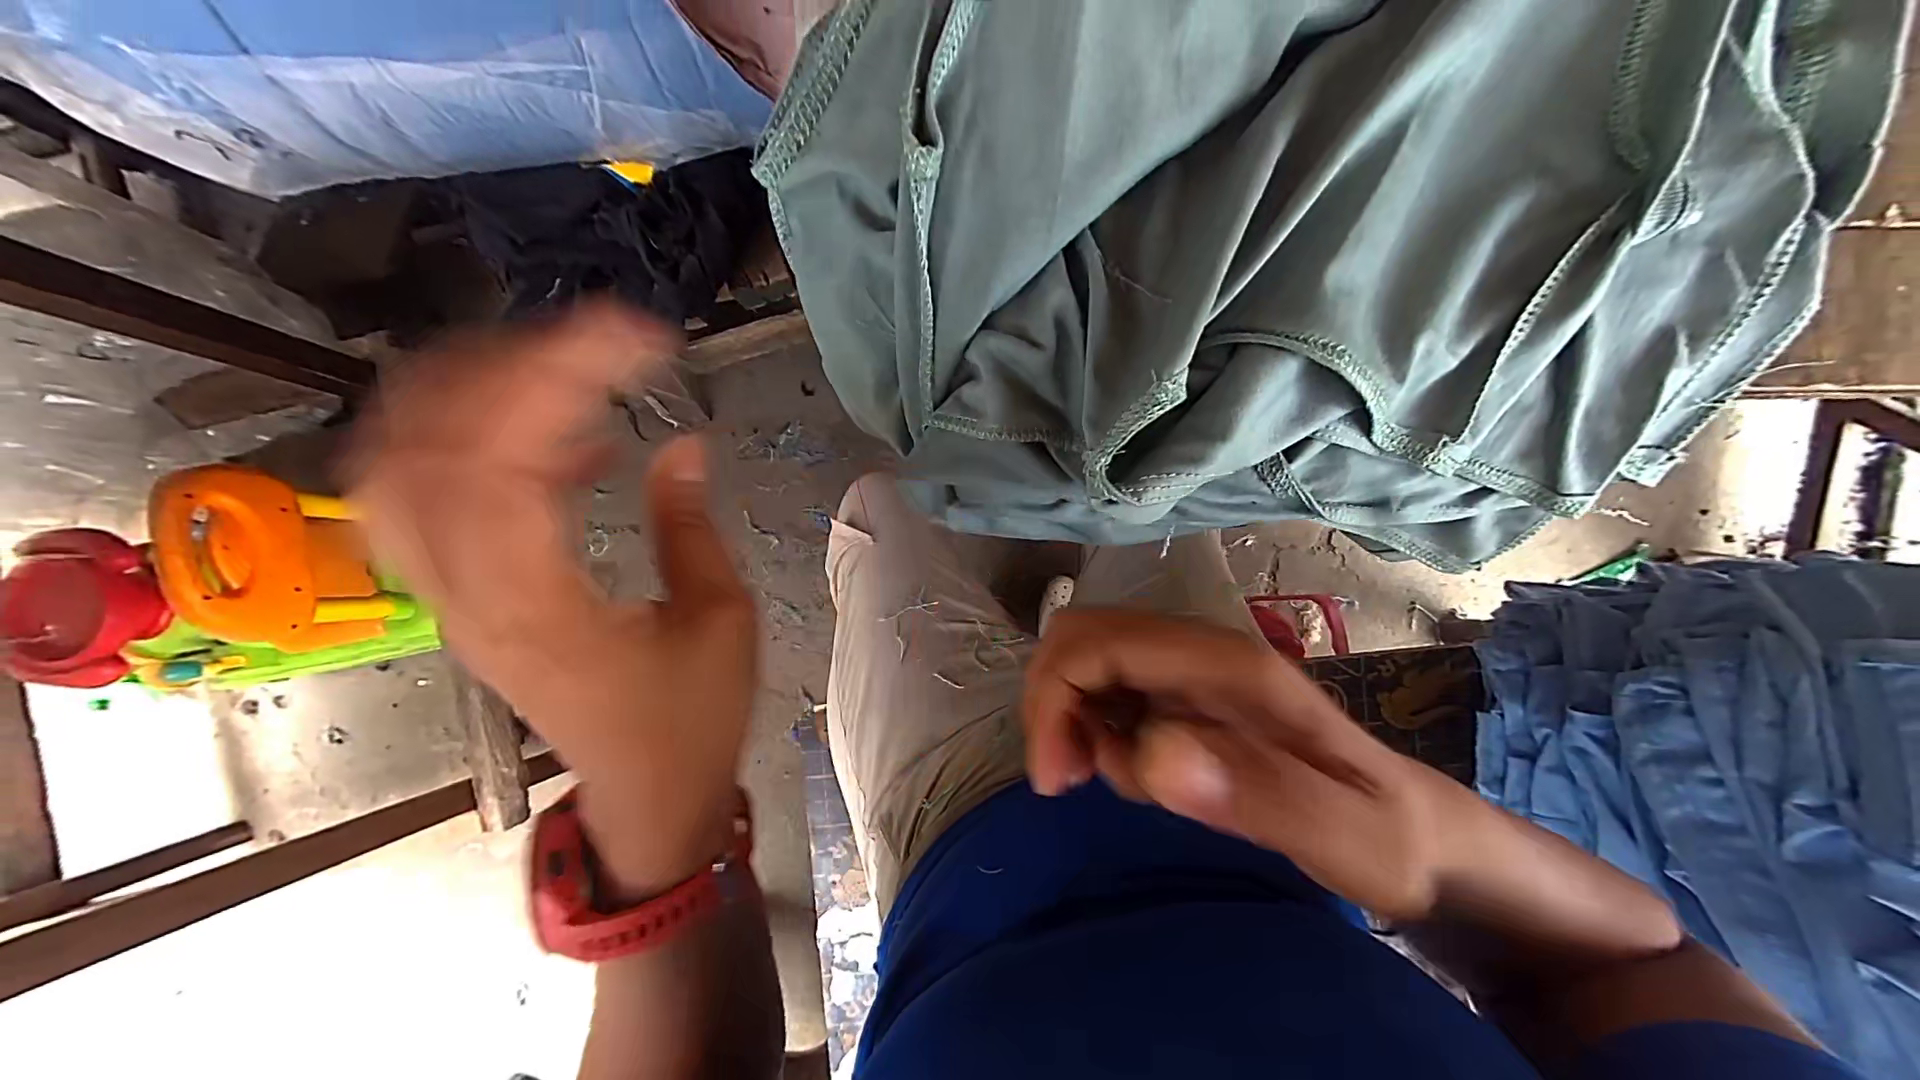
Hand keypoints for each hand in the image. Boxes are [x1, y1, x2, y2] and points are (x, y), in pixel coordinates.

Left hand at [348, 304, 757, 894]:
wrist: (647, 795)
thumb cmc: (692, 719)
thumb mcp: (722, 620)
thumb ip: (691, 526)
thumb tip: (683, 445)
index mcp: (540, 606)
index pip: (507, 461)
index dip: (563, 377)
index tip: (637, 336)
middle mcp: (468, 597)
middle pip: (422, 448)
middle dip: (503, 366)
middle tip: (594, 338)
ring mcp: (448, 601)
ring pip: (395, 468)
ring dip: (463, 395)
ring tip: (553, 363)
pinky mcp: (459, 601)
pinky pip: (422, 502)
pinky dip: (467, 445)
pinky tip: (556, 438)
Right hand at [1022, 609, 1474, 919]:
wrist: (1420, 832)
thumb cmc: (1390, 837)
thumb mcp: (1350, 838)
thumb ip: (1261, 795)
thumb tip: (1152, 756)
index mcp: (1227, 665)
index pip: (1099, 642)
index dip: (1055, 697)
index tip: (1058, 779)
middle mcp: (1199, 651)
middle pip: (1080, 636)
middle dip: (1053, 701)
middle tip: (1070, 778)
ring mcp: (1189, 670)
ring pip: (1087, 660)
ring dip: (1072, 717)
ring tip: (1118, 779)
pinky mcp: (1183, 694)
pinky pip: (1107, 689)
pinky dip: (1092, 726)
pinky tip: (1133, 769)